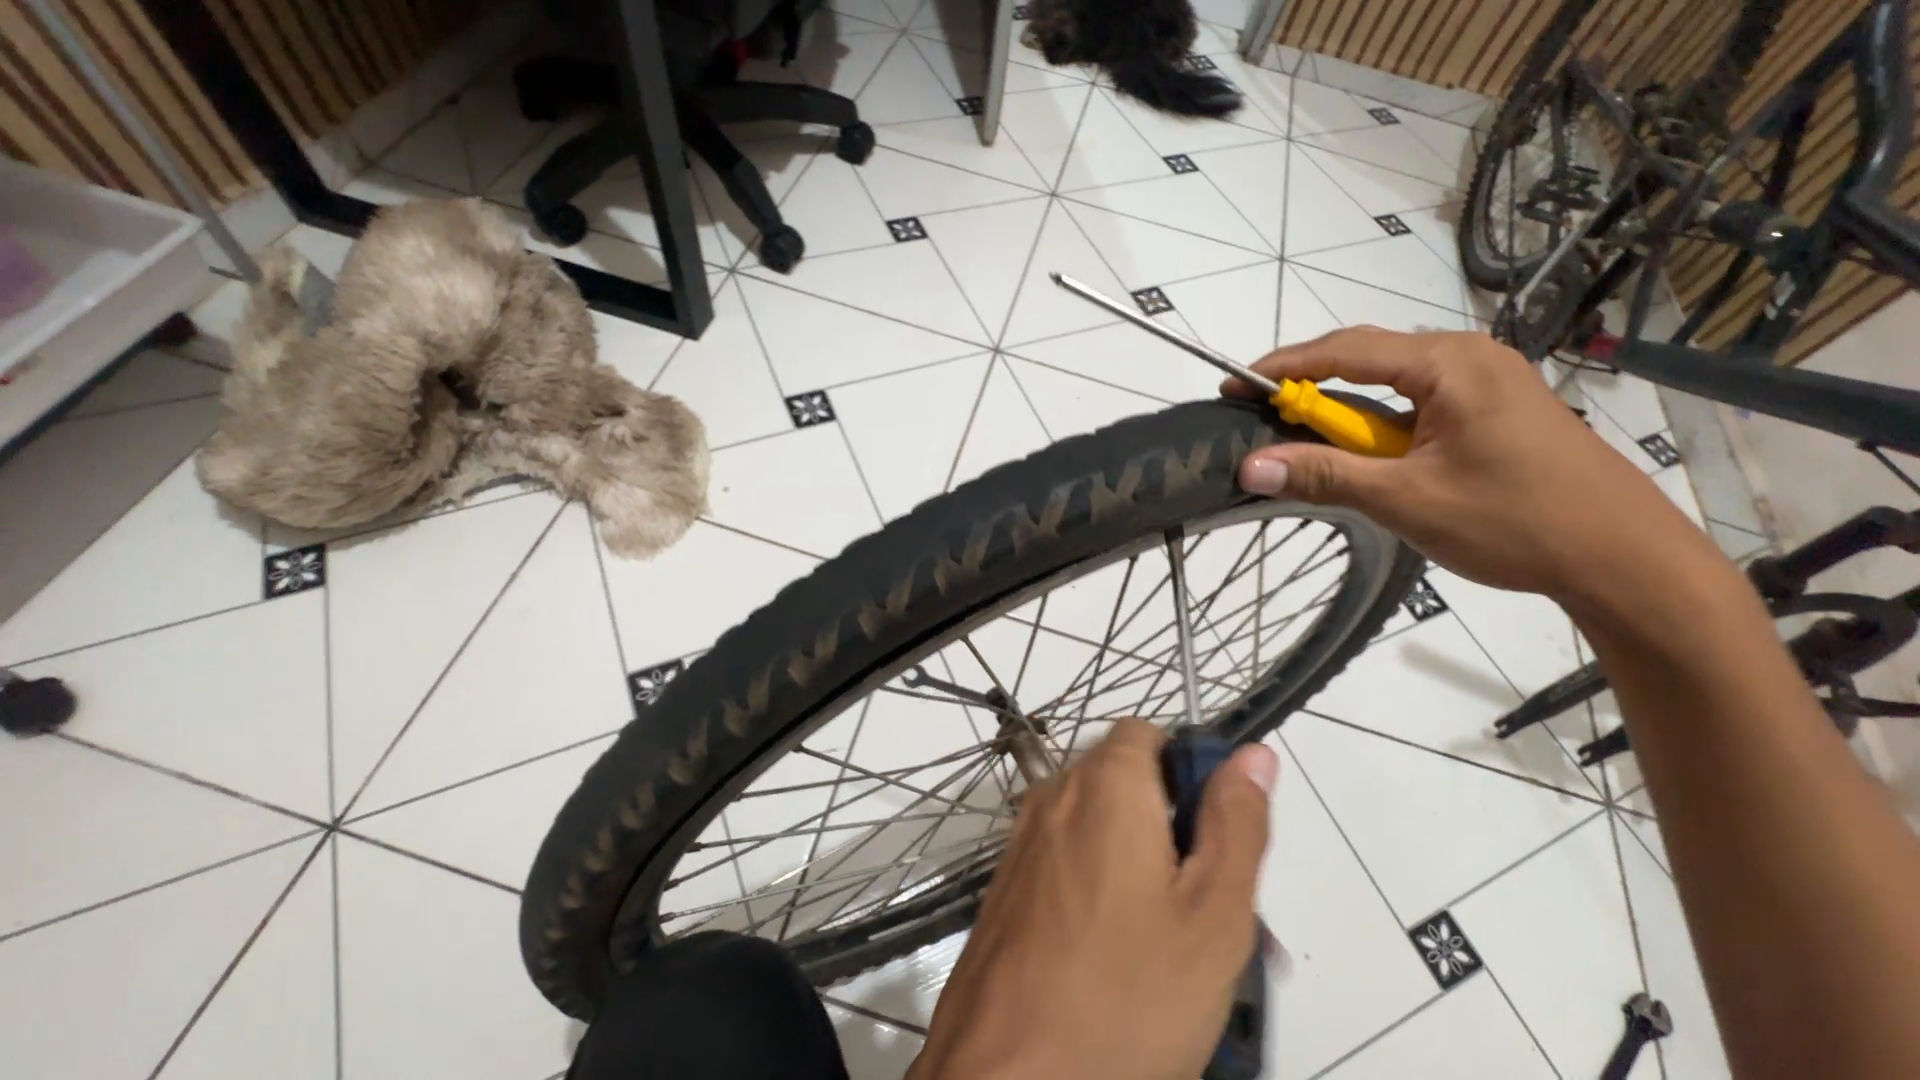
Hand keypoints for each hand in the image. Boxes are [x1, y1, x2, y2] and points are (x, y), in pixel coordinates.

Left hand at [907, 720, 1276, 1079]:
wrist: (1006, 1079)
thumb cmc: (1127, 995)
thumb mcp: (1213, 912)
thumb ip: (1236, 823)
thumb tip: (1252, 752)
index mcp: (1103, 786)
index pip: (1149, 735)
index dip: (1192, 772)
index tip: (1220, 838)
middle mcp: (1053, 800)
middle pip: (1126, 786)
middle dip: (1177, 830)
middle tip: (1216, 911)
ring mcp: (1022, 848)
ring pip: (1100, 835)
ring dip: (1146, 872)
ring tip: (1185, 955)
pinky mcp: (1006, 894)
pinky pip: (1068, 871)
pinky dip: (1104, 896)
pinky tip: (1129, 967)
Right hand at [1223, 327, 1722, 609]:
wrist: (1621, 556)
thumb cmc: (1513, 521)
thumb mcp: (1406, 499)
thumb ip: (1325, 475)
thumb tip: (1250, 466)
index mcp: (1448, 364)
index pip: (1344, 350)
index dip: (1282, 367)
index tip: (1233, 384)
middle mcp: (1469, 357)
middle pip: (1368, 357)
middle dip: (1311, 383)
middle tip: (1261, 411)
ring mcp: (1489, 380)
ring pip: (1395, 382)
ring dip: (1348, 408)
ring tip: (1305, 436)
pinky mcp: (1497, 408)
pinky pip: (1421, 401)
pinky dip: (1382, 422)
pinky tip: (1367, 452)